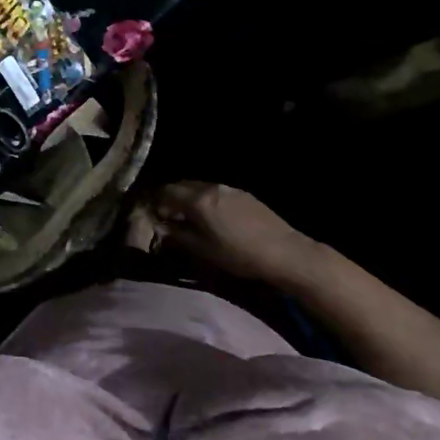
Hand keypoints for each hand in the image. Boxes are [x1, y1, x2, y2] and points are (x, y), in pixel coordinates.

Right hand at [153, 182, 320, 285]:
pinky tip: (213, 216)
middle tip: (169, 216)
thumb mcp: (202, 249)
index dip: (155, 203)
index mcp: (197, 200)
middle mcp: (210, 188)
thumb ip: (177, 235)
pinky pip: (215, 190)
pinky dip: (205, 199)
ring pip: (199, 186)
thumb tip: (161, 226)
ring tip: (190, 217)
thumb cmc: (238, 254)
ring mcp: (229, 188)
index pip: (165, 192)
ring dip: (189, 197)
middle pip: (181, 185)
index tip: (155, 217)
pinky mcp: (244, 194)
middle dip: (170, 197)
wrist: (285, 252)